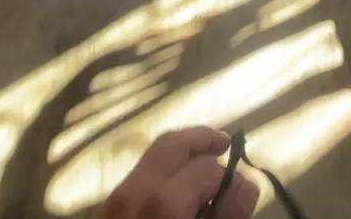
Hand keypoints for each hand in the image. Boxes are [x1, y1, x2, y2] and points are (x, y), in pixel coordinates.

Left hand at [95, 127, 260, 218]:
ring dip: (181, 152)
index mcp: (162, 204)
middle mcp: (133, 193)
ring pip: (152, 156)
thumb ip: (227, 216)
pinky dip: (162, 170)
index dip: (229, 176)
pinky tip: (178, 184)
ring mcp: (113, 199)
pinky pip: (138, 175)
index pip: (205, 169)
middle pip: (171, 144)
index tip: (242, 187)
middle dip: (201, 139)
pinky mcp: (103, 208)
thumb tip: (246, 183)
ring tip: (206, 163)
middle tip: (226, 144)